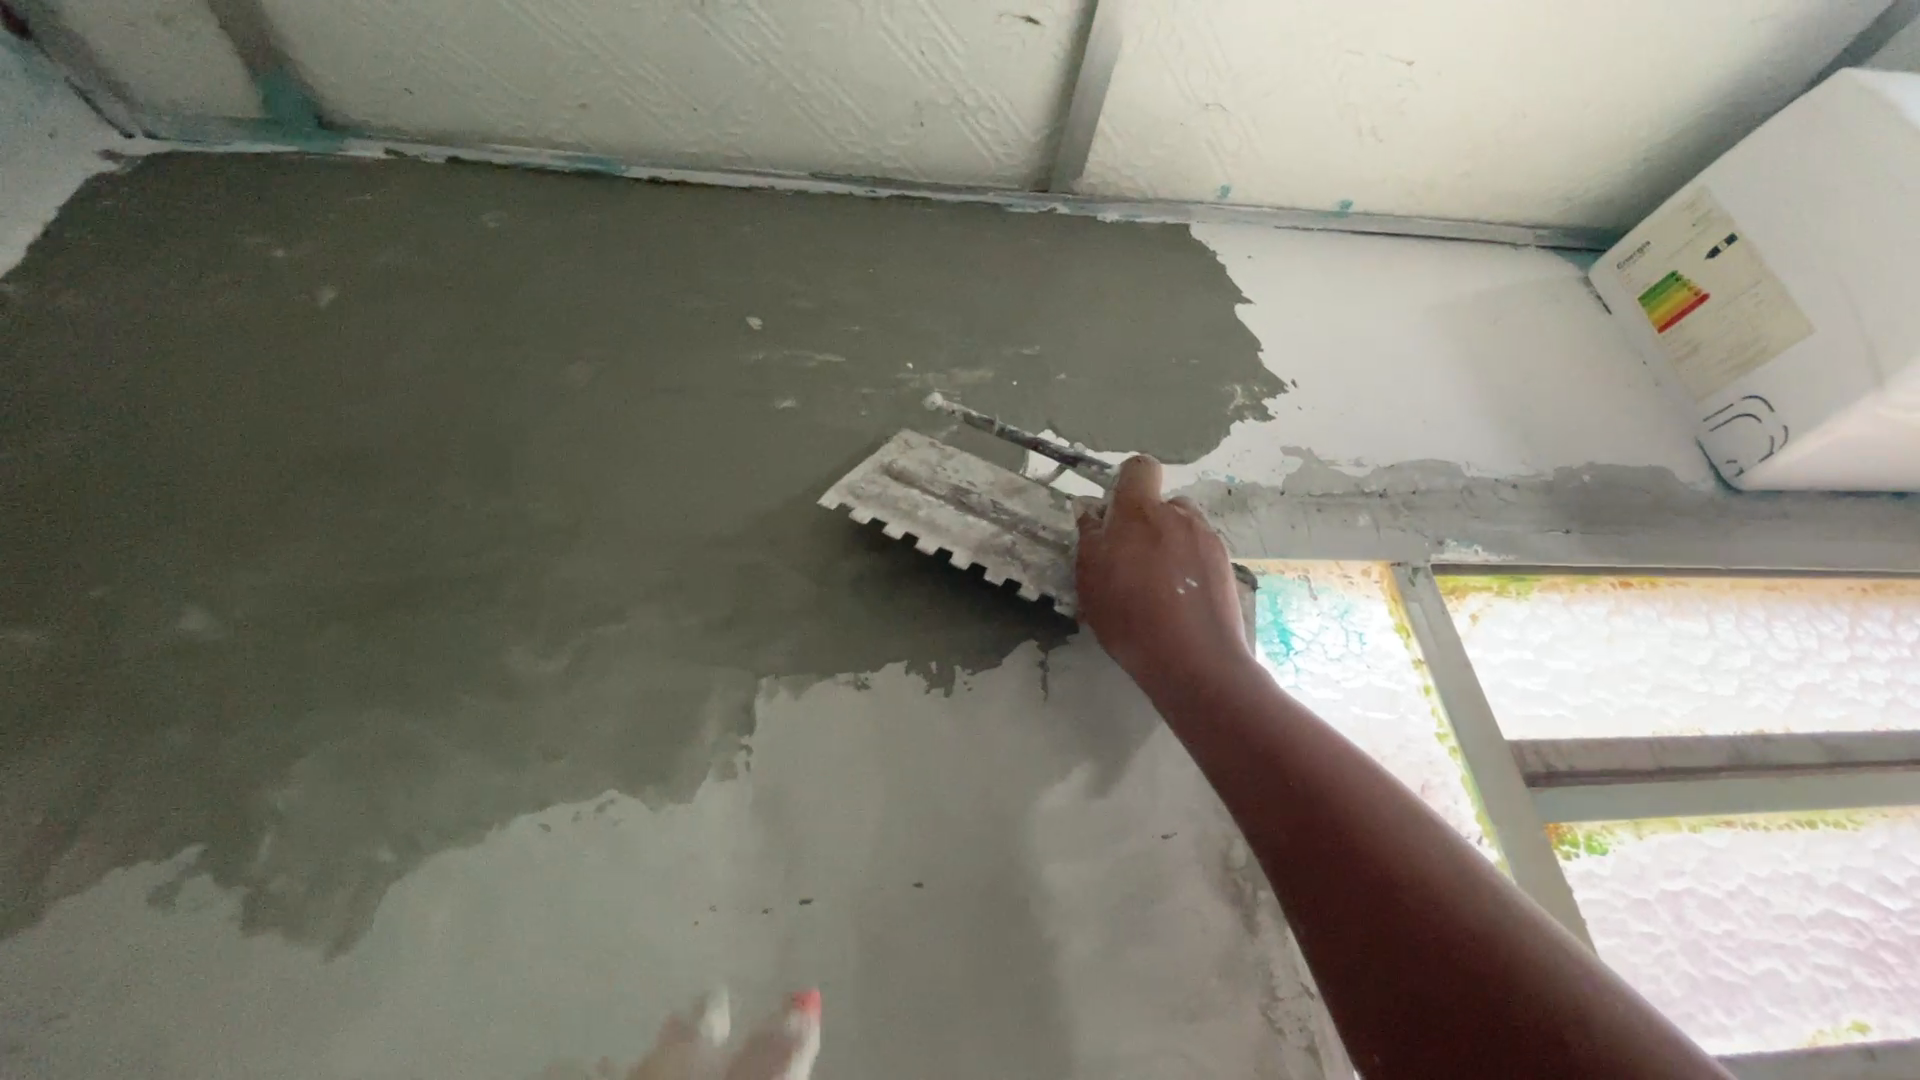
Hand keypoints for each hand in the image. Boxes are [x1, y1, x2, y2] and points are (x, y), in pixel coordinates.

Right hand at [1074, 456, 1250, 693]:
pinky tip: (1180, 600)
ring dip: (1171, 543)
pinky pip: (1201, 552)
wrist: (1193, 658)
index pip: (1139, 468)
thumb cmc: (1129, 616)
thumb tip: (1091, 510)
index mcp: (1140, 512)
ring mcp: (1207, 539)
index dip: (1127, 483)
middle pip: (1162, 503)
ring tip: (1160, 583)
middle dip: (1147, 522)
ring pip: (1184, 528)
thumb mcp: (1090, 579)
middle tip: (1133, 561)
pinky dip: (1189, 566)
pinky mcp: (1226, 565)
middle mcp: (1178, 516)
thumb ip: (1090, 537)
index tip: (1115, 515)